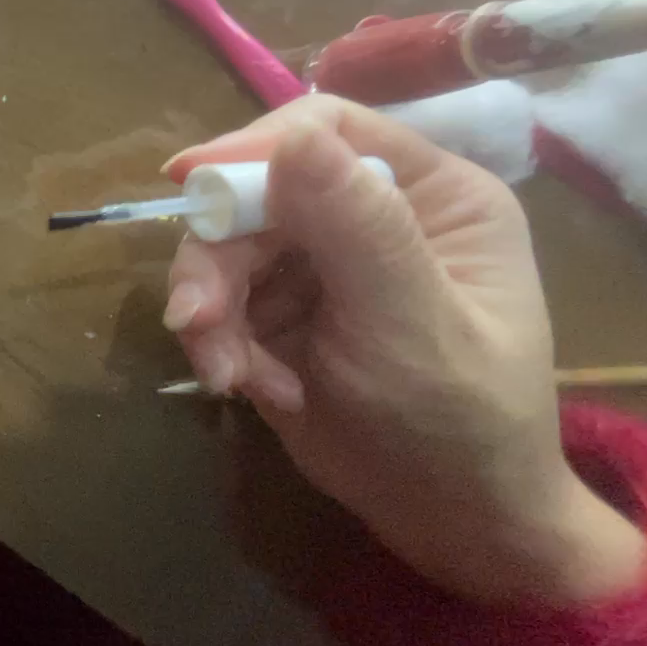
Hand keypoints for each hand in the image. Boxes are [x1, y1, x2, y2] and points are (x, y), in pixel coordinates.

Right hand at [162, 96, 642, 604]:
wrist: (438, 512)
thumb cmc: (456, 420)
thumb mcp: (409, 323)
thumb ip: (358, 228)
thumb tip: (295, 136)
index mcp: (428, 197)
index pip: (326, 133)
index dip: (251, 149)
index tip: (189, 184)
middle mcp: (362, 215)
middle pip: (249, 201)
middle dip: (215, 267)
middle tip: (196, 324)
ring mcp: (310, 261)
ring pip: (217, 253)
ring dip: (209, 316)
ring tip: (227, 375)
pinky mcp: (268, 302)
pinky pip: (211, 299)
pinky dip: (216, 343)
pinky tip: (245, 386)